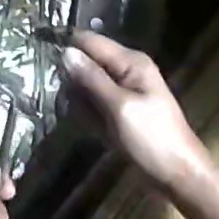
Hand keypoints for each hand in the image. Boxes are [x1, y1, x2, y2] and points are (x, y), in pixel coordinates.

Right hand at [60, 31, 211, 192]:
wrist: (180, 177)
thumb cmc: (152, 139)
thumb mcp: (119, 107)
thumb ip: (92, 78)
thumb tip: (65, 52)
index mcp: (130, 62)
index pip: (90, 41)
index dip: (66, 44)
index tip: (37, 50)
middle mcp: (125, 70)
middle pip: (87, 61)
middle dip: (69, 74)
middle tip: (50, 89)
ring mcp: (123, 91)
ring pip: (87, 83)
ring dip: (75, 96)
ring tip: (67, 109)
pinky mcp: (119, 110)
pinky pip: (93, 102)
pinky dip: (85, 111)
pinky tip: (82, 123)